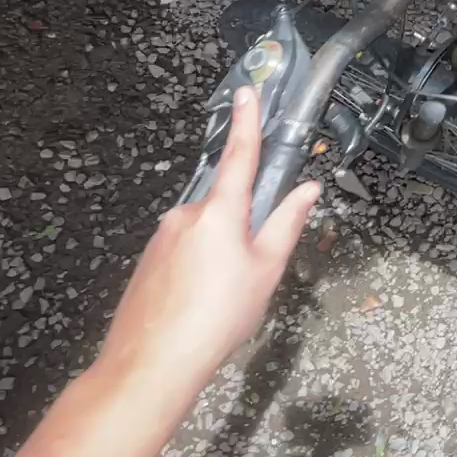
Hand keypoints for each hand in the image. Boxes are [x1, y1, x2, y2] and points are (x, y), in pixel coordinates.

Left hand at [98, 86, 320, 398]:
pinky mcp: (148, 260)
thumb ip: (287, 223)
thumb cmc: (218, 315)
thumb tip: (307, 188)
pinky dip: (203, 261)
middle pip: (227, 201)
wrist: (148, 365)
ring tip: (229, 292)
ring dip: (224, 246)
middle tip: (255, 263)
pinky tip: (205, 297)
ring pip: (207, 227)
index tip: (247, 91)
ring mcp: (162, 237)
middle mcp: (185, 215)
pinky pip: (186, 246)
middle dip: (246, 221)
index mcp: (219, 212)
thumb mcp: (267, 269)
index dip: (247, 121)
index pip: (240, 155)